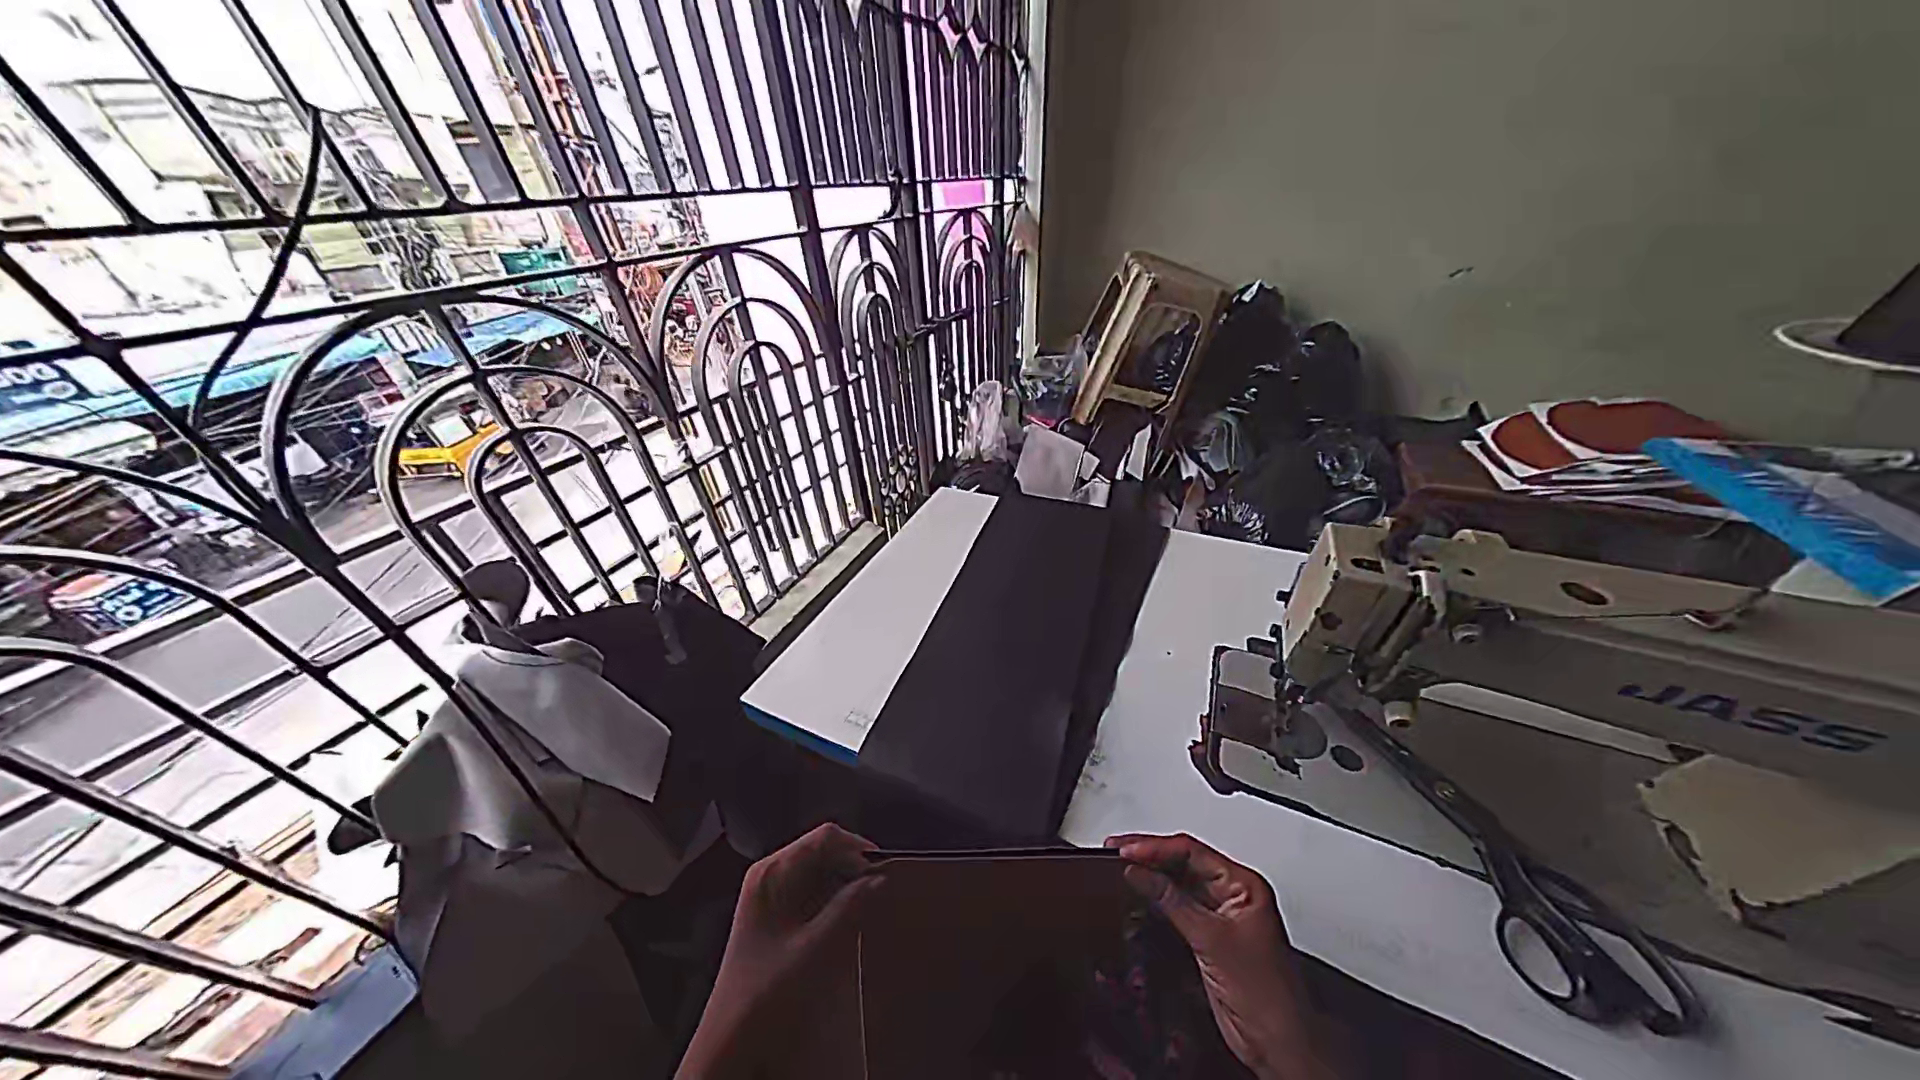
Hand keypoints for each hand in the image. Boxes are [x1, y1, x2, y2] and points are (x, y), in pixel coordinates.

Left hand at [677, 823, 881, 1078]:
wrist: (731, 1039)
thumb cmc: (763, 993)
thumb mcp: (813, 949)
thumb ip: (847, 909)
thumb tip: (878, 879)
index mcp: (772, 872)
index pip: (825, 838)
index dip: (858, 848)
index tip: (884, 868)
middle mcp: (769, 874)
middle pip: (823, 850)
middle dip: (853, 865)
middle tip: (880, 887)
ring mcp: (772, 892)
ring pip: (821, 869)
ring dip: (846, 882)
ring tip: (867, 903)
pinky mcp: (777, 911)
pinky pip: (814, 889)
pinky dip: (835, 897)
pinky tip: (847, 917)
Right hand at [1108, 833, 1342, 1079]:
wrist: (1279, 1046)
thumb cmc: (1268, 998)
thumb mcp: (1212, 940)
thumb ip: (1172, 901)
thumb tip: (1139, 872)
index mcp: (1244, 886)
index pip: (1192, 852)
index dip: (1156, 848)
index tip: (1127, 849)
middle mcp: (1233, 895)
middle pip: (1184, 861)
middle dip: (1149, 854)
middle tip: (1117, 848)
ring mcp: (1220, 914)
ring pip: (1178, 880)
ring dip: (1150, 872)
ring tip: (1120, 863)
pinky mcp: (1208, 934)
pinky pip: (1176, 903)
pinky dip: (1155, 895)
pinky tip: (1139, 890)